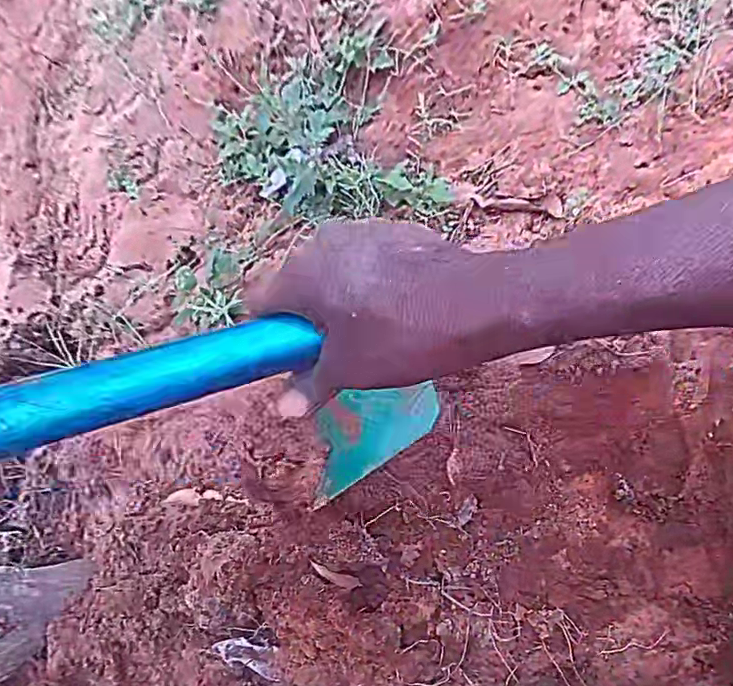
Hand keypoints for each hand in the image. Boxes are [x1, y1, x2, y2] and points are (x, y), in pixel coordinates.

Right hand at [251, 221, 516, 416]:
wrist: (475, 302)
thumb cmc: (400, 339)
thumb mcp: (351, 371)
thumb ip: (312, 385)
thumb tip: (284, 408)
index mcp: (299, 273)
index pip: (257, 303)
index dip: (269, 335)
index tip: (292, 359)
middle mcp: (322, 241)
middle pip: (297, 285)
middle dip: (309, 319)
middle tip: (337, 354)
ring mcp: (362, 231)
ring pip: (335, 273)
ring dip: (342, 303)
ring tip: (375, 335)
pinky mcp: (397, 232)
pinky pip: (368, 263)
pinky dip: (373, 286)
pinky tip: (402, 311)